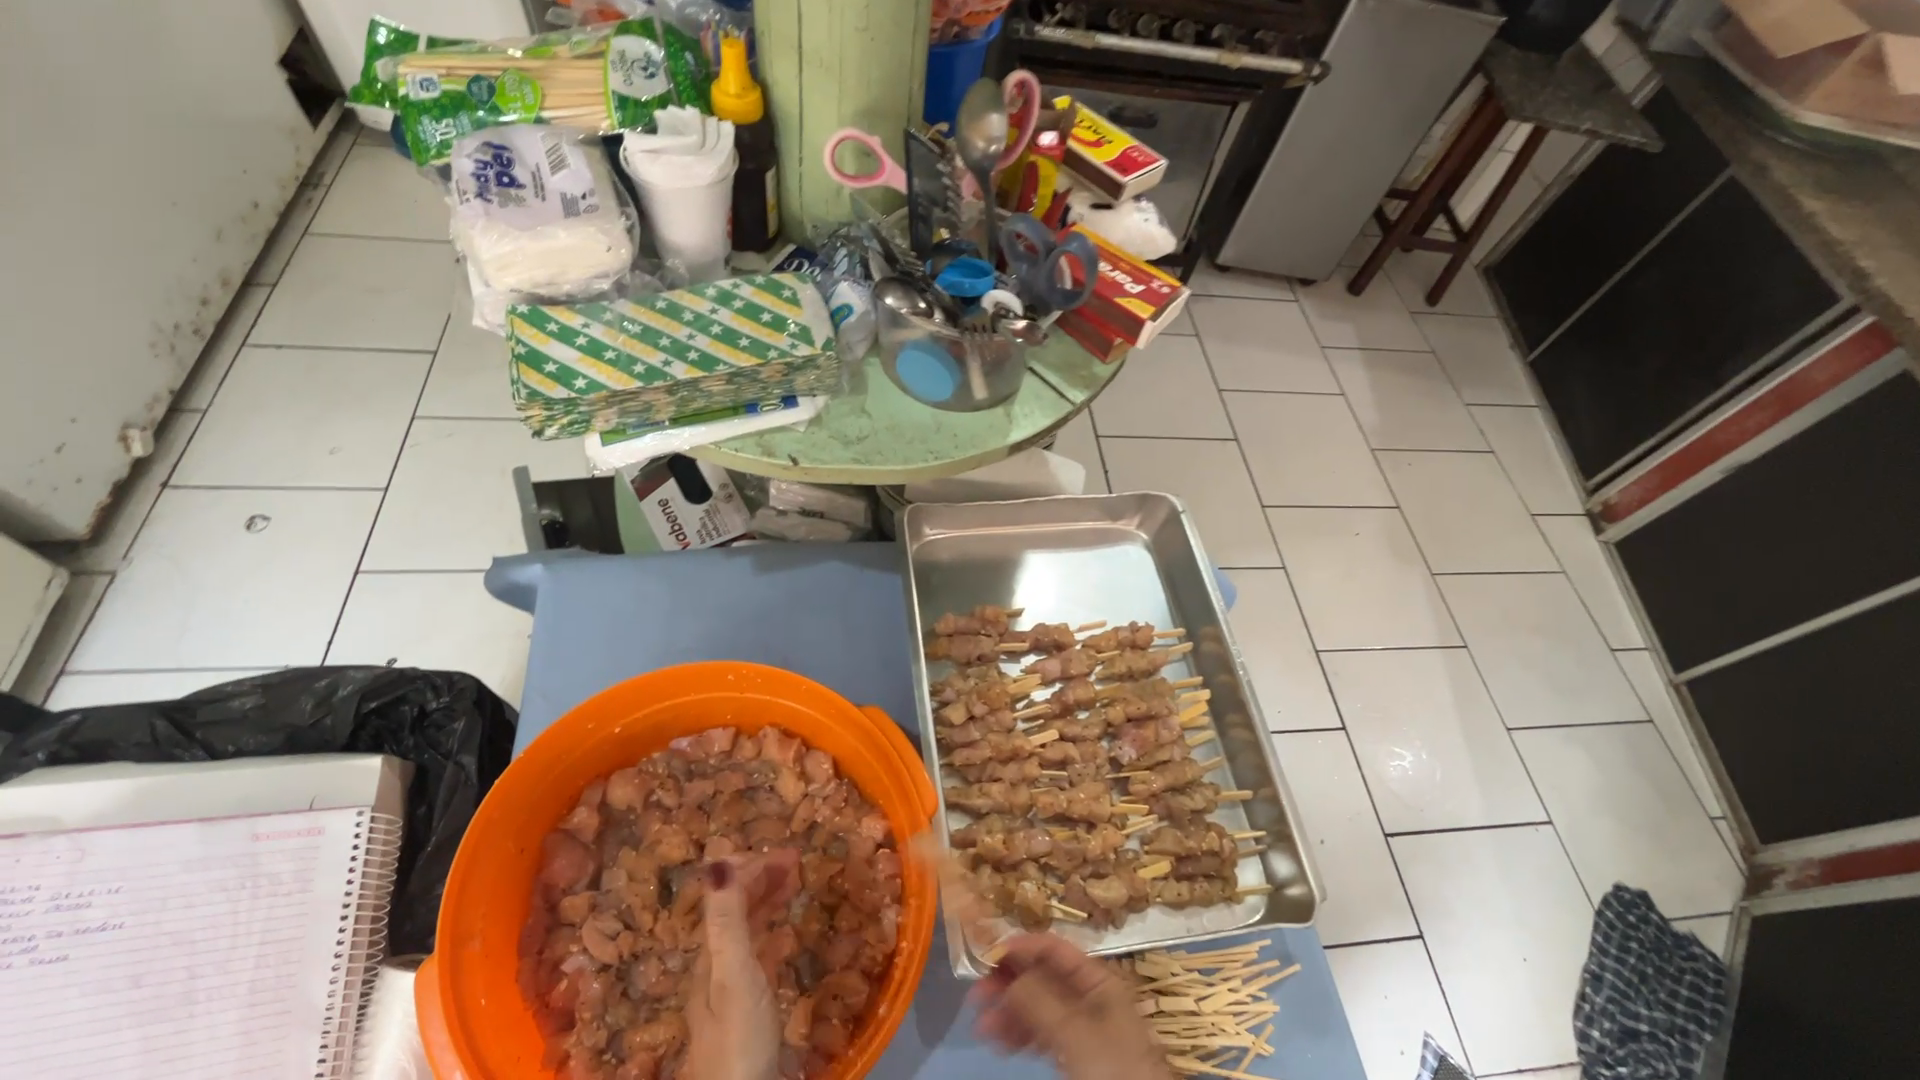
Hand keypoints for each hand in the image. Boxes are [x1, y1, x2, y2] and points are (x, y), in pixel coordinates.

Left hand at [683, 850, 800, 1079]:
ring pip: (747, 933)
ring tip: (793, 886)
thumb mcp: (733, 975)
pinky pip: (759, 961)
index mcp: (709, 954)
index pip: (725, 896)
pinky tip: (787, 939)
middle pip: (735, 911)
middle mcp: (716, 967)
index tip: (786, 854)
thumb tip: (717, 861)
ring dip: (767, 903)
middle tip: (796, 861)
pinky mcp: (749, 1012)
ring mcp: (731, 991)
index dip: (751, 869)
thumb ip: (727, 921)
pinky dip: (773, 939)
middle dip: (760, 879)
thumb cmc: (739, 1040)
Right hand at [967, 934, 1173, 1079]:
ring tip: (981, 1026)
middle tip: (976, 993)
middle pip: (1042, 978)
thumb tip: (1006, 972)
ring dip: (1008, 1011)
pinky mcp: (1075, 1052)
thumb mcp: (1076, 1032)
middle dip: (1008, 983)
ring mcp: (1082, 1026)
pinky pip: (1042, 1033)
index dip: (1021, 947)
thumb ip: (1040, 999)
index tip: (987, 955)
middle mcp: (1089, 997)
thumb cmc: (1114, 1067)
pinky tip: (999, 1040)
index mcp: (1097, 980)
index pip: (1054, 949)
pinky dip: (1019, 1033)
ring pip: (1038, 1007)